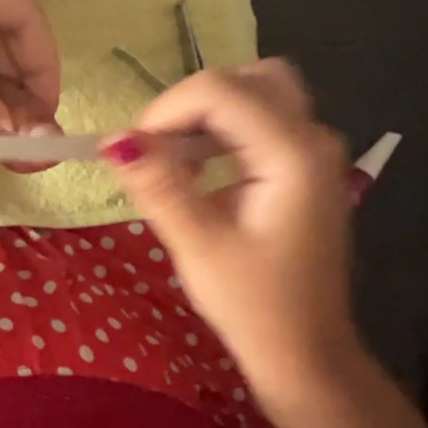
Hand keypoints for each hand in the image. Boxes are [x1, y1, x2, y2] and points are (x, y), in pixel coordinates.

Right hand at [100, 60, 360, 397]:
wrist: (304, 349)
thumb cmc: (252, 303)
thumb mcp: (197, 244)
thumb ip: (159, 185)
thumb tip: (113, 140)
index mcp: (292, 155)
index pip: (220, 90)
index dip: (166, 110)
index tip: (133, 150)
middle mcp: (312, 139)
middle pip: (247, 78)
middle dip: (191, 101)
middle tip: (157, 144)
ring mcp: (315, 151)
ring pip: (258, 92)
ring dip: (207, 112)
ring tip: (172, 156)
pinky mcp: (304, 167)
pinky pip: (263, 119)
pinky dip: (223, 127)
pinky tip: (198, 169)